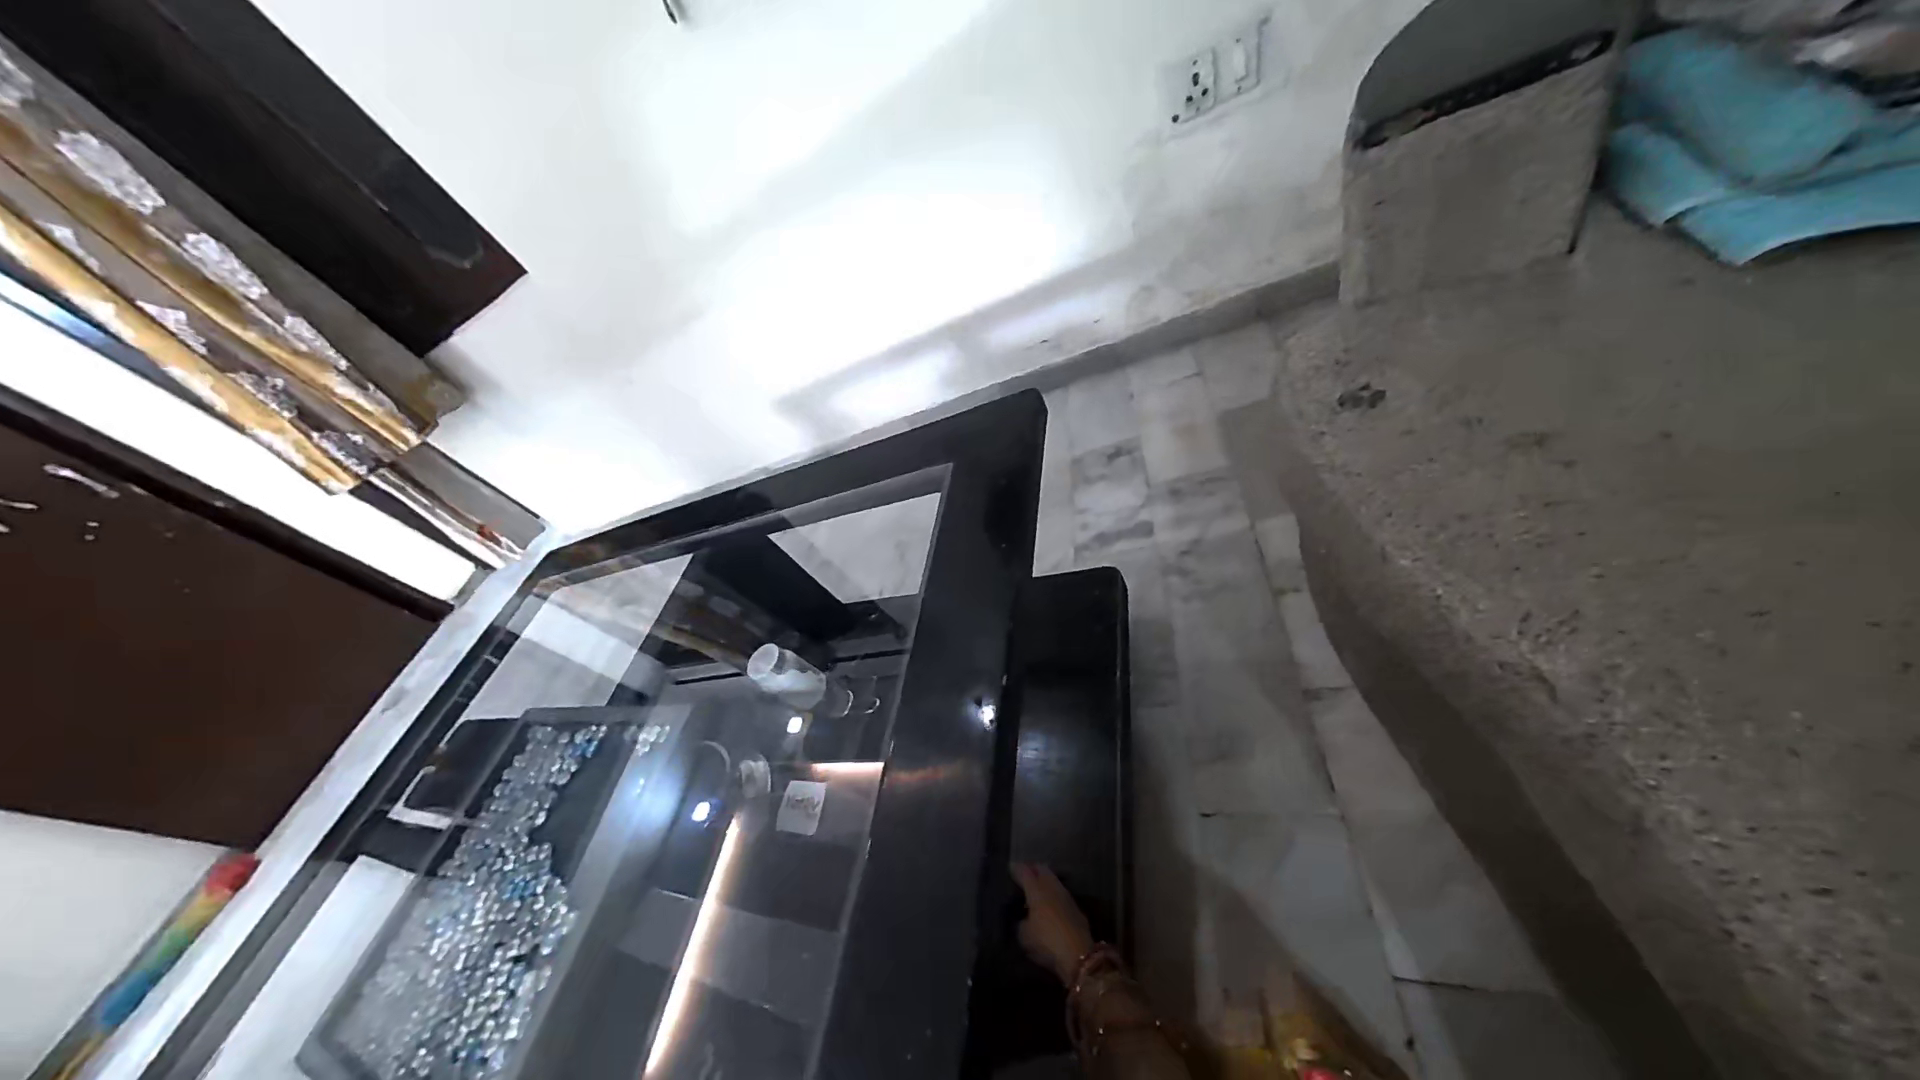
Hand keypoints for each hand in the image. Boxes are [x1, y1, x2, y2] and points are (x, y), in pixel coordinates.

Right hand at [1011, 862, 1096, 984]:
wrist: (1079, 955)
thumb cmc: (1046, 942)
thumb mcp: (1024, 936)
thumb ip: (1020, 922)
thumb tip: (1022, 917)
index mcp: (1036, 890)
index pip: (1025, 872)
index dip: (1016, 868)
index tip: (1010, 867)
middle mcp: (1052, 887)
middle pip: (1042, 869)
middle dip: (1032, 868)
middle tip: (1024, 872)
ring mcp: (1066, 896)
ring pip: (1053, 879)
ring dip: (1045, 878)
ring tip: (1036, 884)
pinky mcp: (1076, 907)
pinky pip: (1061, 891)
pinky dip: (1053, 890)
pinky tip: (1050, 899)